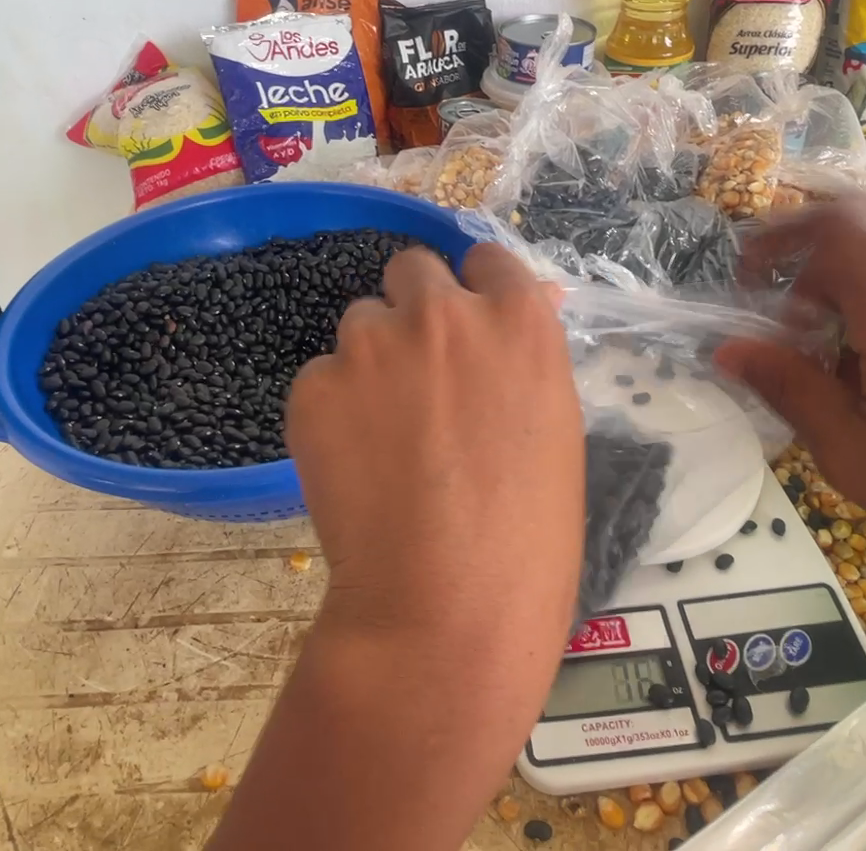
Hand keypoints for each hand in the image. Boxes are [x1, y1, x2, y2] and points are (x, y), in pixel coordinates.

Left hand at [207, 245, 582, 850]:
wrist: (448, 608)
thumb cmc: (529, 535)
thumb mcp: (552, 426)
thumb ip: (521, 360)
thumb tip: (508, 321)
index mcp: (518, 318)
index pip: (485, 257)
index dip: (474, 291)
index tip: (468, 323)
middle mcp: (443, 311)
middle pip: (412, 270)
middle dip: (415, 309)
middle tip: (418, 373)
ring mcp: (371, 342)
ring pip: (361, 323)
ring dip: (371, 360)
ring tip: (382, 436)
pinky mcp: (313, 385)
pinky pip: (321, 377)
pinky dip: (332, 409)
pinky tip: (352, 466)